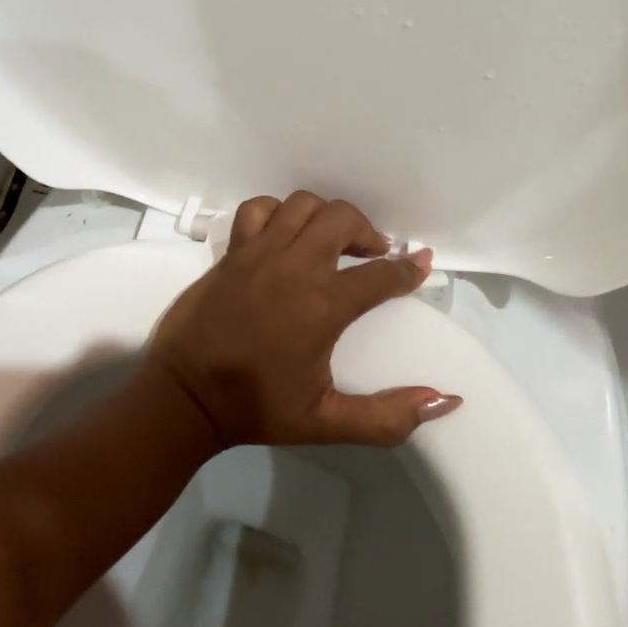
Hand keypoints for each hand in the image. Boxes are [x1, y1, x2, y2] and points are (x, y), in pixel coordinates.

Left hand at [144, 191, 462, 448]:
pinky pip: (257, 209)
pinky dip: (276, 212)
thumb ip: (387, 417)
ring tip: (329, 242)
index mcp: (322, 306)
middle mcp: (294, 268)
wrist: (184, 397)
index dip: (409, 268)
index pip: (381, 274)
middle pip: (342, 218)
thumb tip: (443, 400)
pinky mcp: (231, 252)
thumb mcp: (326, 422)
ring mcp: (258, 254)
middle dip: (365, 231)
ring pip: (302, 205)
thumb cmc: (256, 409)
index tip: (421, 263)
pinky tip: (282, 235)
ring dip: (324, 217)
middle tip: (369, 256)